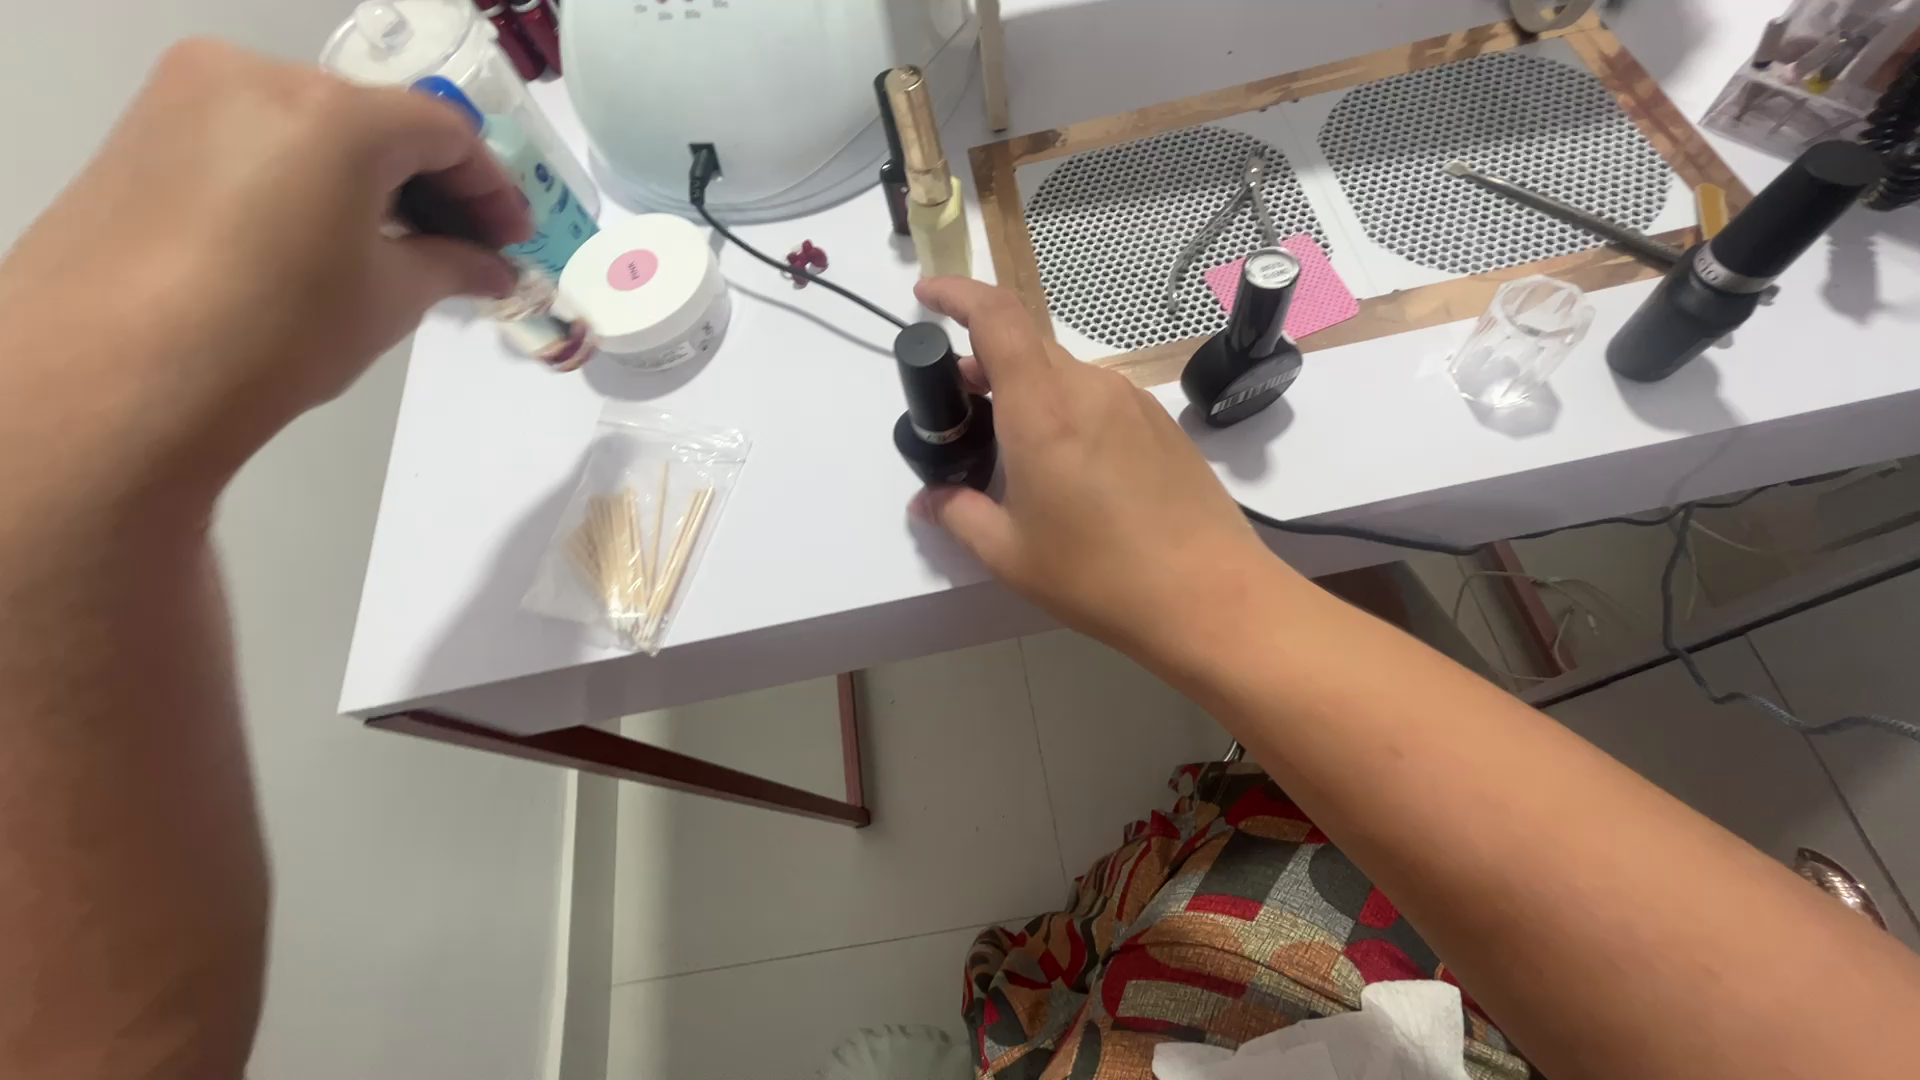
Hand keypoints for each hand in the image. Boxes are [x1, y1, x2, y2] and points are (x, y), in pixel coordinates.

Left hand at [0, 40, 528, 505]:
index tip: (515, 240)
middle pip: (383, 119)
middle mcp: (258, 76)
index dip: (494, 188)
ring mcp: (194, 96)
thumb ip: (456, 265)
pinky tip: (347, 235)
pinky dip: (324, 178)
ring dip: (384, 182)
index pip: (445, 131)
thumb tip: (493, 268)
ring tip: (414, 249)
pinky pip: (270, 137)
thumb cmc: (286, 326)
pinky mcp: (152, 127)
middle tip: (474, 248)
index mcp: (334, 113)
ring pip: (325, 126)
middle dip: (441, 185)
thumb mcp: (395, 294)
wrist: (124, 370)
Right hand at [911, 278, 1289, 655]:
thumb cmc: (1099, 577)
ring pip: (1064, 373)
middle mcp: (1090, 389)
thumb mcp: (1010, 555)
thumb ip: (959, 515)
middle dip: (983, 361)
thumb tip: (928, 500)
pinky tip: (1068, 467)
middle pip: (1027, 346)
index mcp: (1043, 411)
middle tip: (961, 407)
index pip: (996, 317)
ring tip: (1012, 447)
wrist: (1209, 597)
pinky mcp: (1161, 423)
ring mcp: (1133, 402)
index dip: (956, 292)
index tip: (927, 296)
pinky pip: (1099, 398)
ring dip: (1027, 391)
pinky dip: (1066, 411)